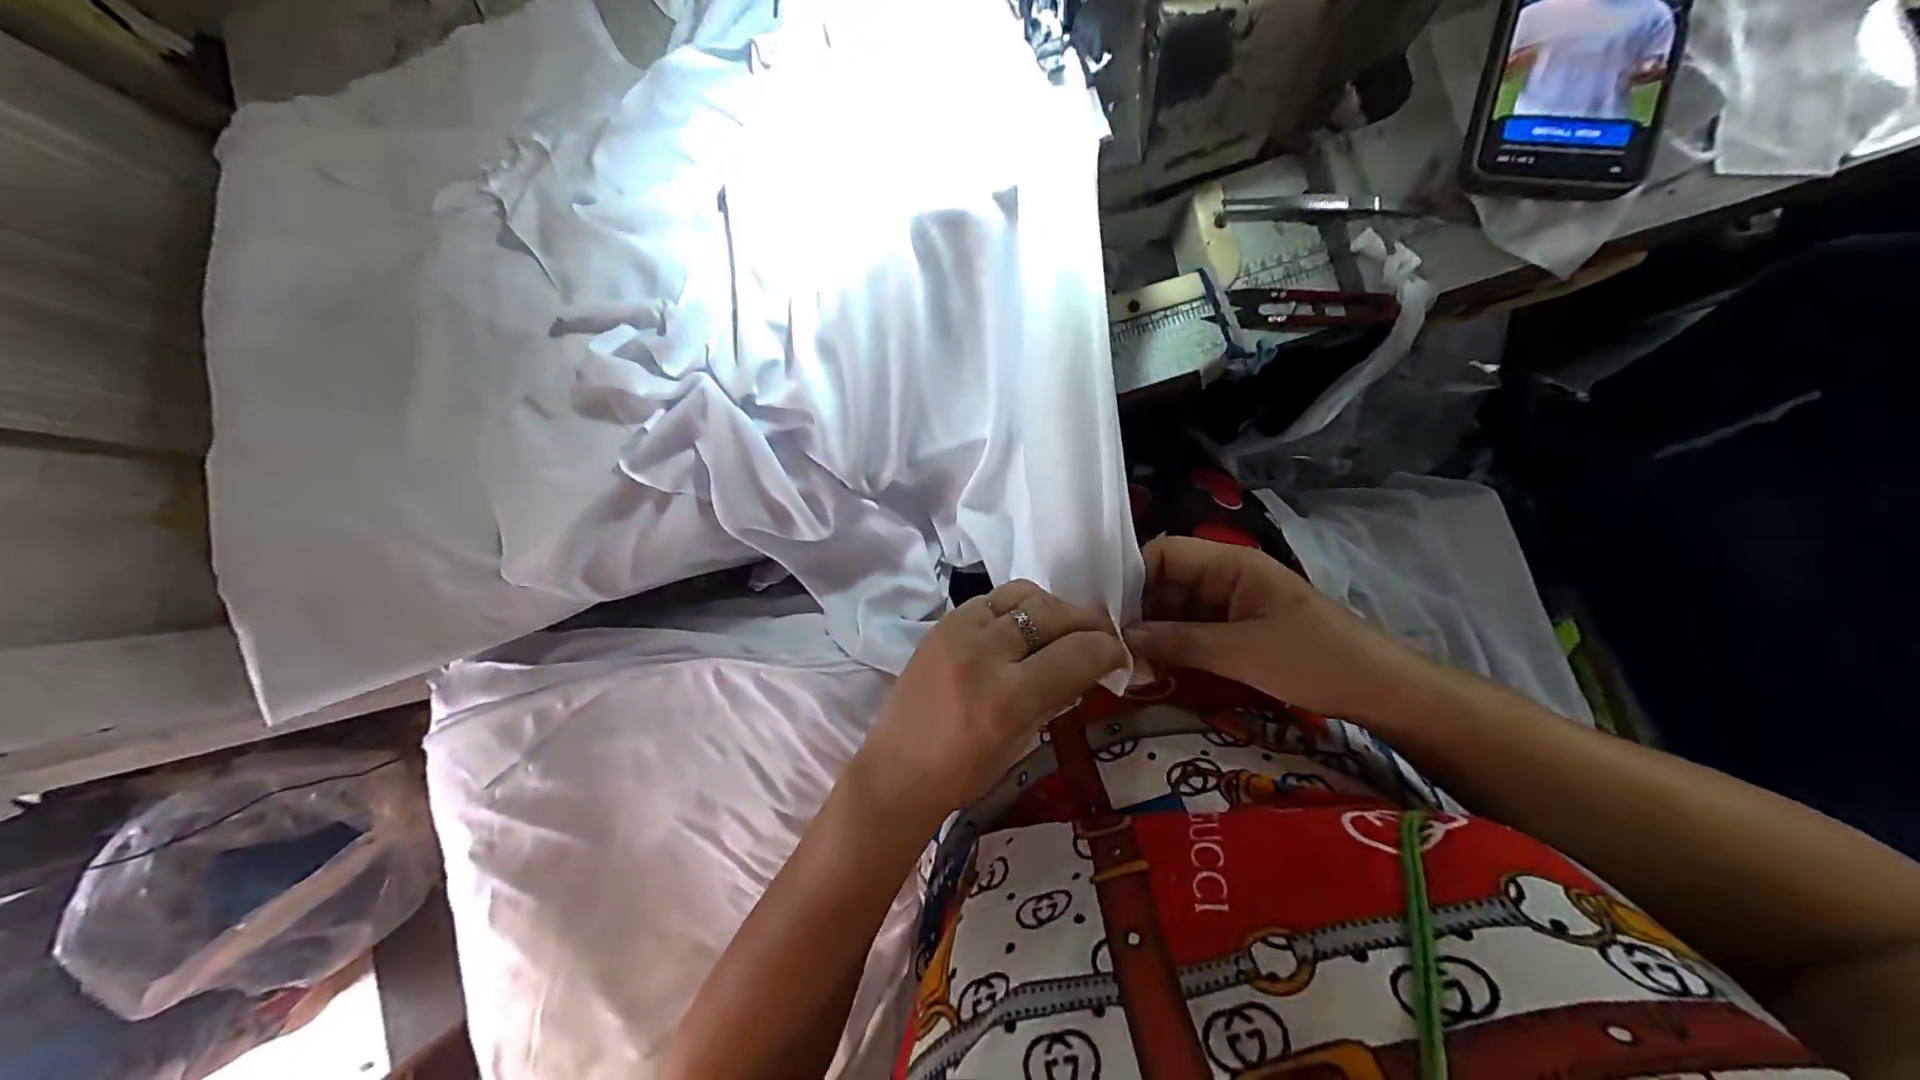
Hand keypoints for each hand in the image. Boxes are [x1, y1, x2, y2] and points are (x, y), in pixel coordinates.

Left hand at [851, 581, 1128, 823]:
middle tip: (1101, 637)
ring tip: (1064, 627)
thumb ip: (1058, 698)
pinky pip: (993, 598)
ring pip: (1025, 594)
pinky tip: (1025, 626)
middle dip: (1089, 624)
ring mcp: (959, 631)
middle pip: (1055, 615)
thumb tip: (1091, 666)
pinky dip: (1019, 606)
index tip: (1120, 657)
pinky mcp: (943, 622)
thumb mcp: (1022, 742)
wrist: (896, 768)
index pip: (1078, 653)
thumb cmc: (962, 773)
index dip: (1110, 651)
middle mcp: (984, 654)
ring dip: (1054, 607)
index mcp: (1007, 698)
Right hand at [1123, 535, 1435, 719]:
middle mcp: (1226, 577)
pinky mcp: (1238, 630)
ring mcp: (1232, 604)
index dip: (1132, 576)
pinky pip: (1194, 630)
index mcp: (1231, 564)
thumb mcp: (1242, 652)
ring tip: (1126, 660)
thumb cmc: (1315, 659)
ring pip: (1176, 609)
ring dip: (1154, 632)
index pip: (1164, 553)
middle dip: (1138, 610)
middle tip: (1109, 644)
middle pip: (1166, 581)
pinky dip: (1174, 646)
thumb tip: (1123, 640)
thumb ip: (1179, 642)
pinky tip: (1155, 667)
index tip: (1105, 612)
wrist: (1381, 690)